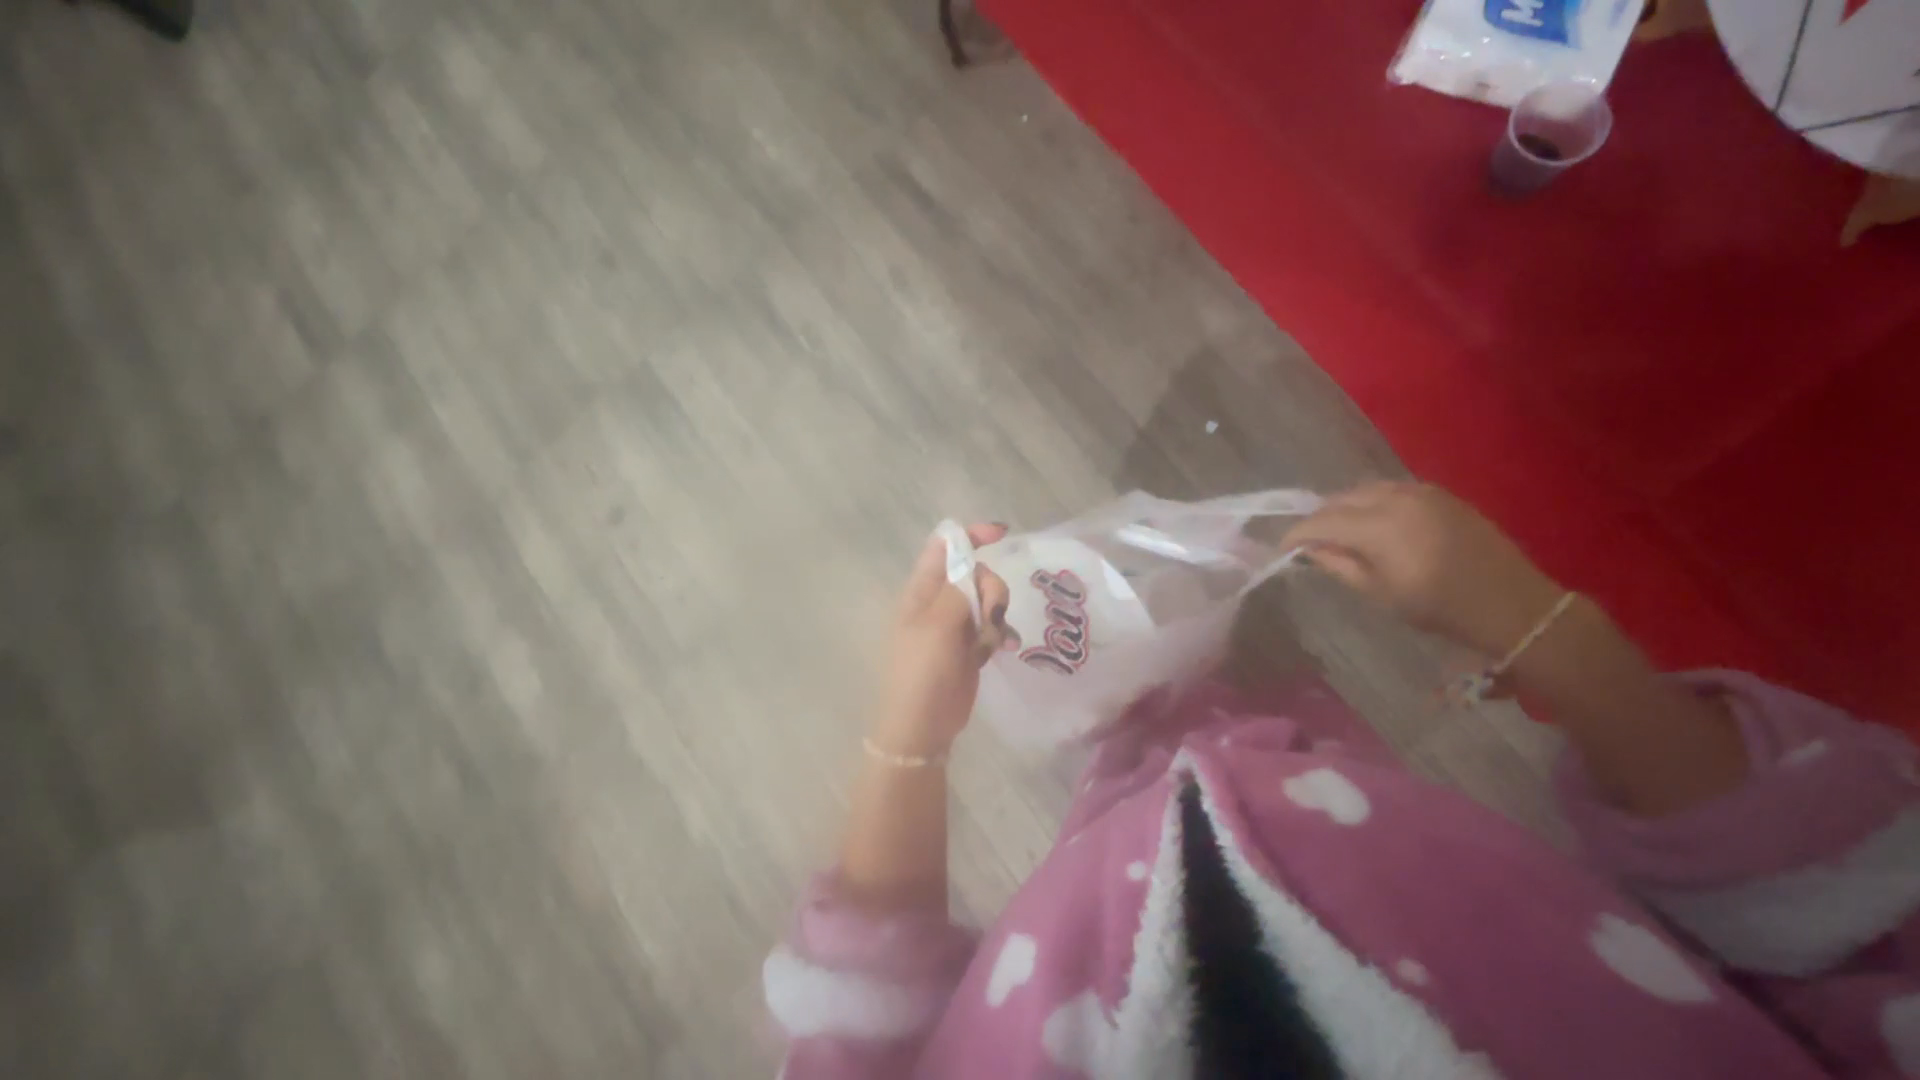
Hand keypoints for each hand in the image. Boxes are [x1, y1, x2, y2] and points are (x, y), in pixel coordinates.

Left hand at [872, 524, 1011, 755]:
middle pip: (975, 573)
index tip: (1002, 535)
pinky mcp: (969, 648)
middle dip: (989, 587)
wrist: (922, 726)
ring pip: (987, 600)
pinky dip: (998, 635)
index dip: (971, 535)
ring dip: (995, 615)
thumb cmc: (922, 672)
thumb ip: (958, 589)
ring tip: (988, 641)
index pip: (944, 547)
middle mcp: (938, 603)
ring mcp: (954, 626)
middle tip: (989, 613)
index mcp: (921, 590)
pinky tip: (999, 651)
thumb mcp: (937, 624)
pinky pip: (992, 627)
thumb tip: (974, 565)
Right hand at [1281, 482, 1563, 657]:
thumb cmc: (1440, 608)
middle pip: (1342, 498)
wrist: (1511, 604)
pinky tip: (1372, 520)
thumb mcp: (1382, 594)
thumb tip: (1310, 550)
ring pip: (1367, 489)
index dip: (1298, 533)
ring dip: (1345, 505)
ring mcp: (1422, 492)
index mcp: (1380, 527)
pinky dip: (1372, 500)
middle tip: (1308, 539)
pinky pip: (1392, 488)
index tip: (1282, 547)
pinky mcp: (1440, 494)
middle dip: (1320, 516)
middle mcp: (1397, 499)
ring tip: (1338, 528)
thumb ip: (1340, 565)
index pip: (1323, 521)